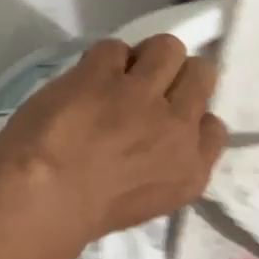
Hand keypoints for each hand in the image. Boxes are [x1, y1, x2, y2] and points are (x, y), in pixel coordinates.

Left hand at [0, 35, 226, 243]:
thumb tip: (152, 144)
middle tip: (145, 80)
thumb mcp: (146, 201)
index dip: (188, 112)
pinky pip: (114, 46)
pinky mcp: (101, 74)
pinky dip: (100, 57)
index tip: (165, 113)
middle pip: (200, 74)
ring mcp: (141, 95)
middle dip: (176, 72)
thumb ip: (161, 167)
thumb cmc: (83, 211)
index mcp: (191, 168)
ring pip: (166, 48)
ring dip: (145, 54)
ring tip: (118, 69)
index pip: (213, 126)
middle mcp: (177, 127)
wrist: (45, 193)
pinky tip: (84, 75)